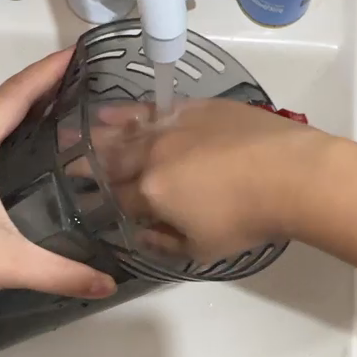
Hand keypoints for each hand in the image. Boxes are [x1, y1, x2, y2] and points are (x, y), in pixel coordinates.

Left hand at [0, 49, 116, 312]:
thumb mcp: (8, 264)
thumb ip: (62, 274)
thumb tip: (109, 285)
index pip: (15, 95)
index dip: (48, 71)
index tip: (80, 51)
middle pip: (6, 102)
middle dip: (44, 86)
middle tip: (87, 79)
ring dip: (28, 110)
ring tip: (69, 108)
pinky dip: (14, 133)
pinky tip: (35, 149)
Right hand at [96, 98, 331, 262]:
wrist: (291, 175)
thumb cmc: (246, 219)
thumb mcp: (202, 249)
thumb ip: (166, 244)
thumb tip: (143, 236)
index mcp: (151, 194)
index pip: (119, 201)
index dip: (107, 206)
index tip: (93, 206)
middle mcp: (152, 156)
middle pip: (112, 161)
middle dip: (87, 165)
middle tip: (65, 164)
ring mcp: (172, 127)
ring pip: (125, 131)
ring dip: (98, 135)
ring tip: (76, 133)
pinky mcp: (194, 108)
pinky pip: (151, 108)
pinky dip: (128, 111)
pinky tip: (113, 110)